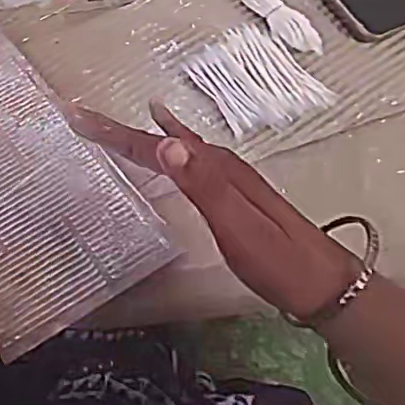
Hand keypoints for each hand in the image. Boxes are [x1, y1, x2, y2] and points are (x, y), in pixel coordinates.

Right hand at [68, 100, 363, 319]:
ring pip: (170, 146)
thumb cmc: (279, 262)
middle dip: (115, 129)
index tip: (77, 118)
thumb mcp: (238, 228)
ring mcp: (225, 174)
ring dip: (136, 134)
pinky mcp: (227, 187)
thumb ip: (204, 186)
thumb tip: (167, 145)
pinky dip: (169, 140)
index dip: (113, 132)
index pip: (153, 145)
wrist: (327, 286)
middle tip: (78, 118)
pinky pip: (187, 155)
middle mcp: (217, 163)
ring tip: (106, 124)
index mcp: (214, 169)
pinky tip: (168, 134)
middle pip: (158, 140)